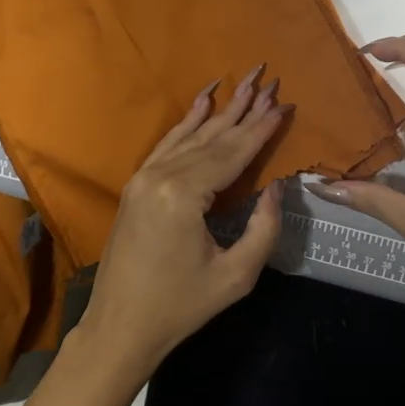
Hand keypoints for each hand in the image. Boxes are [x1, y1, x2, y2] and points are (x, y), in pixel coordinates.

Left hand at [77, 65, 288, 376]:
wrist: (120, 327)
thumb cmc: (181, 307)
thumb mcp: (235, 276)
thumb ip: (263, 228)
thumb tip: (276, 187)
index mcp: (184, 195)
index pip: (232, 153)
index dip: (261, 129)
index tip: (284, 104)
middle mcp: (161, 176)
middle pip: (212, 137)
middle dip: (244, 108)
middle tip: (269, 78)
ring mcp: (143, 177)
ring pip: (190, 135)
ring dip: (220, 109)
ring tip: (246, 83)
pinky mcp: (136, 185)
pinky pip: (167, 144)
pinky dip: (188, 121)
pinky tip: (202, 101)